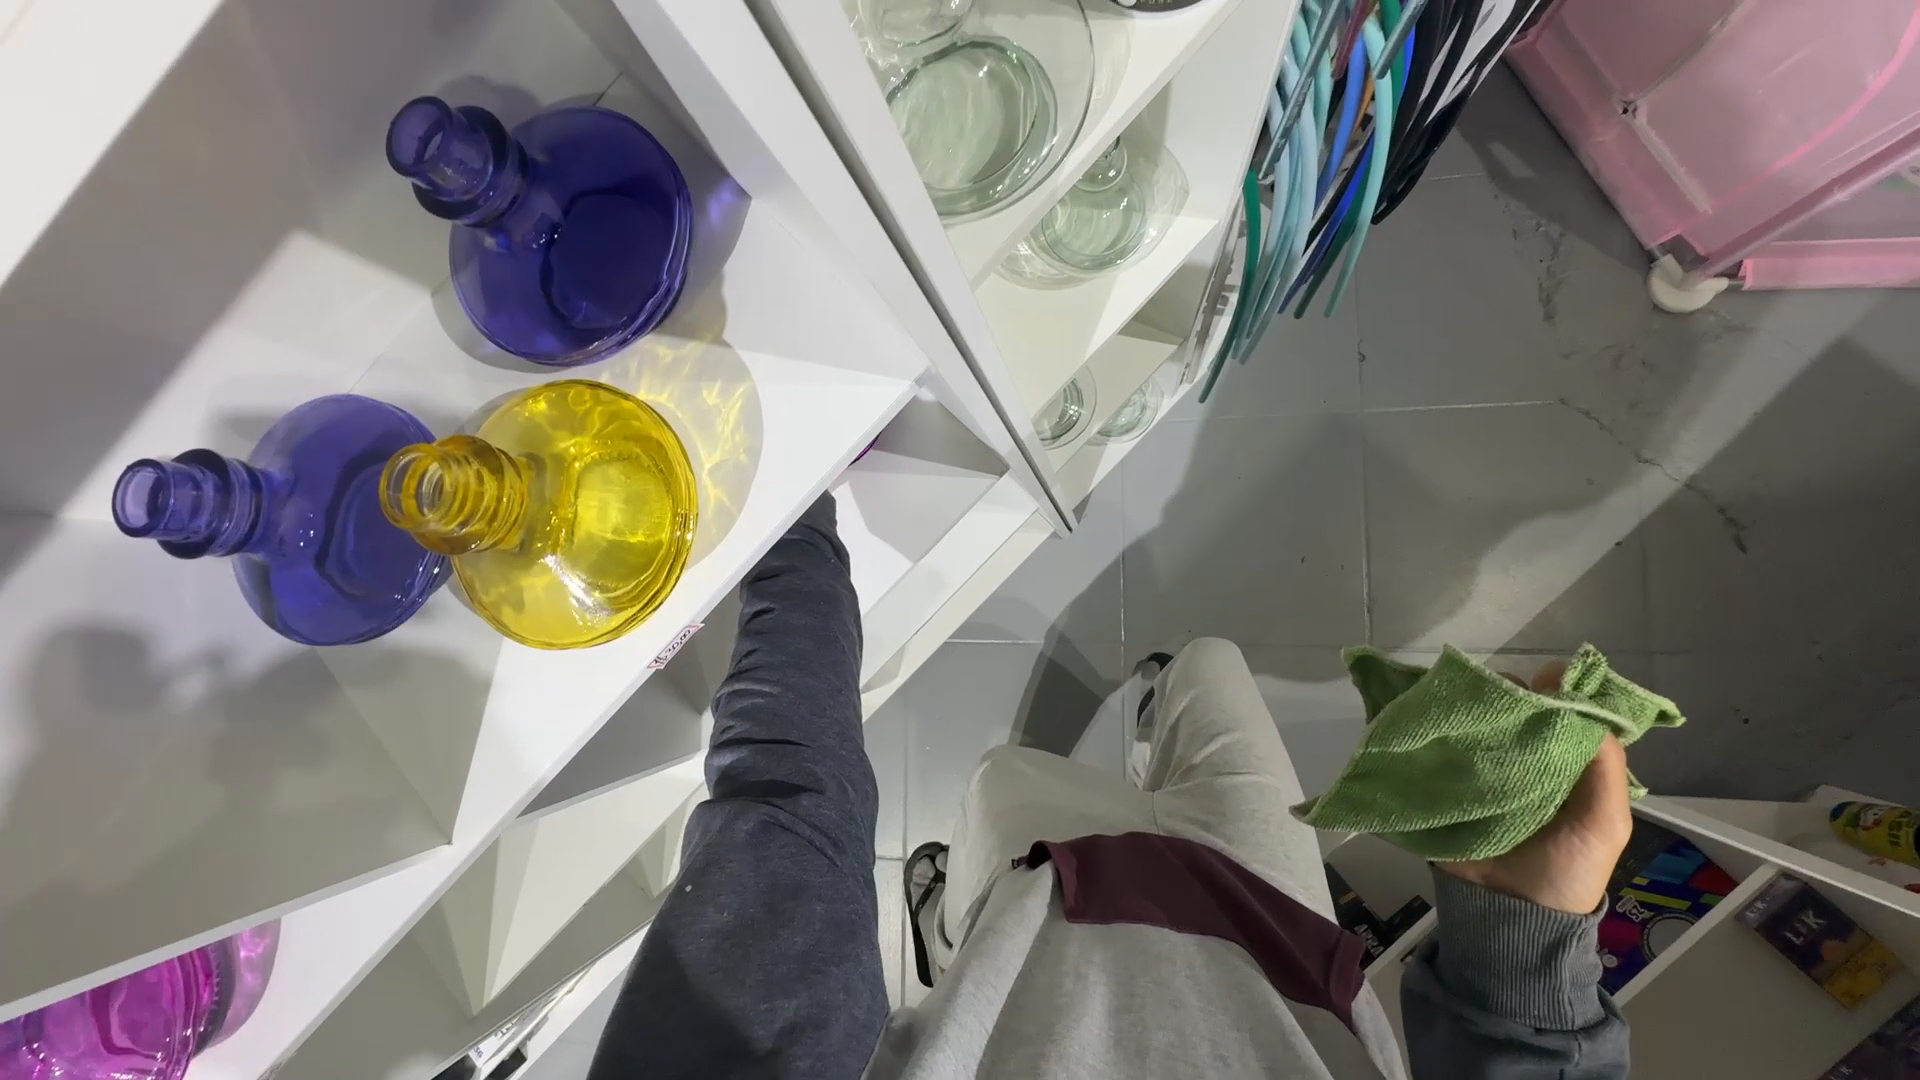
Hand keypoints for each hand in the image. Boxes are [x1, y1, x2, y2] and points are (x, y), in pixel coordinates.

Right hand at [1437, 663, 1632, 914]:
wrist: (1507, 909)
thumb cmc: (1565, 869)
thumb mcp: (1604, 823)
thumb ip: (1604, 769)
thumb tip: (1584, 708)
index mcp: (1564, 760)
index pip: (1559, 708)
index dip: (1552, 688)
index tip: (1539, 680)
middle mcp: (1522, 752)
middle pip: (1511, 704)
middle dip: (1503, 692)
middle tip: (1490, 697)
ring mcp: (1478, 761)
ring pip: (1472, 717)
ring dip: (1464, 705)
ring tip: (1453, 703)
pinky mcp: (1441, 773)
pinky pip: (1436, 741)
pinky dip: (1430, 724)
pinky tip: (1425, 714)